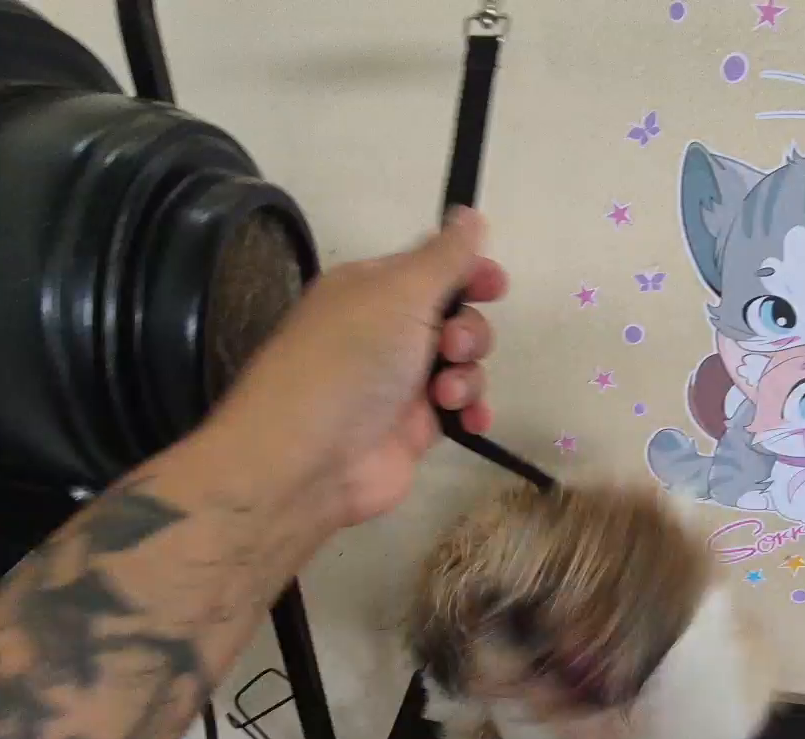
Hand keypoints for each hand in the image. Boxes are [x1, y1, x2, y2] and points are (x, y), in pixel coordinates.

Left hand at [217, 208, 504, 527]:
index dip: (468, 273)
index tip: (493, 285)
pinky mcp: (416, 428)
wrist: (311, 459)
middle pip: (456, 317)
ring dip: (468, 375)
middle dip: (469, 331)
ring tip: (444, 395)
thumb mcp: (398, 294)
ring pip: (463, 365)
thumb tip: (471, 214)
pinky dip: (472, 412)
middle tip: (450, 346)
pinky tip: (470, 421)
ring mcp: (403, 383)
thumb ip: (444, 258)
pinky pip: (461, 409)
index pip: (432, 268)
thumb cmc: (350, 362)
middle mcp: (387, 332)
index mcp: (373, 290)